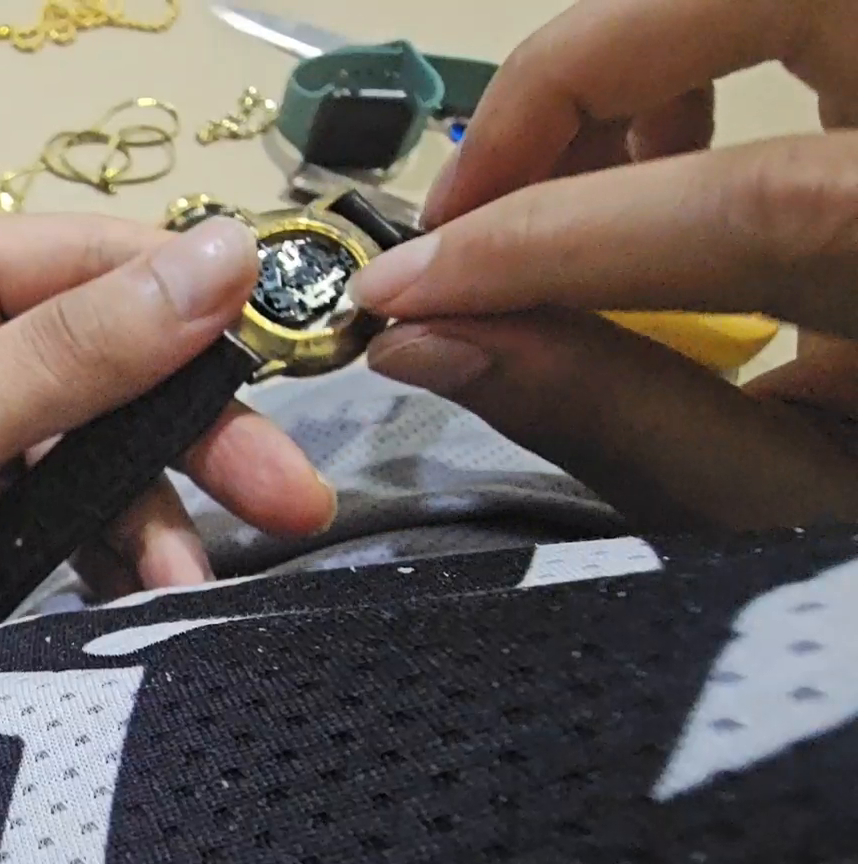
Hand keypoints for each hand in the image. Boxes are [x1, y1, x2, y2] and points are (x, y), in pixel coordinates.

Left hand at [0, 213, 335, 737]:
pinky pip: (79, 503)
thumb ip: (73, 355)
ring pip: (108, 443)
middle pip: (118, 358)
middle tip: (286, 500)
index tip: (284, 368)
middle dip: (195, 436)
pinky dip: (115, 548)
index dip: (194, 307)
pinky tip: (143, 592)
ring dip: (155, 515)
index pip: (96, 261)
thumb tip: (227, 253)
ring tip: (185, 586)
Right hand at [343, 0, 857, 526]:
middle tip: (464, 206)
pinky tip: (646, 155)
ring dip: (611, 69)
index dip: (535, 243)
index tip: (395, 290)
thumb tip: (419, 345)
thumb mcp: (770, 493)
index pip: (759, 206)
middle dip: (566, 85)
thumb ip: (601, 411)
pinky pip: (790, 7)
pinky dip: (677, 58)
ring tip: (542, 194)